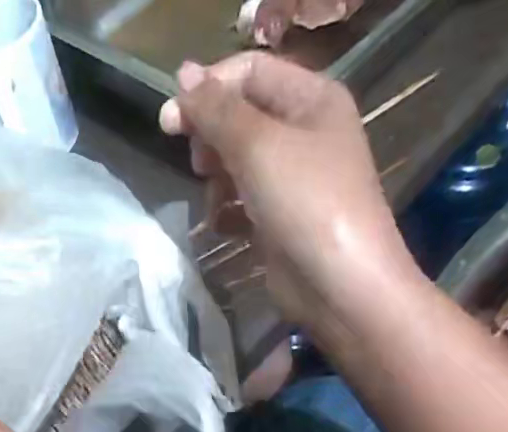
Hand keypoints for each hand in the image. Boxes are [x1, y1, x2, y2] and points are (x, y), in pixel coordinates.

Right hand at [159, 53, 425, 331]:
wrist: (338, 283)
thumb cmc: (305, 203)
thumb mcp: (257, 146)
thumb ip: (216, 111)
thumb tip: (182, 76)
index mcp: (311, 99)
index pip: (248, 72)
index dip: (207, 90)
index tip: (169, 123)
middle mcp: (304, 132)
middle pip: (239, 117)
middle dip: (211, 139)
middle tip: (199, 165)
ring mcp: (292, 179)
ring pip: (236, 162)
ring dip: (216, 180)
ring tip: (215, 201)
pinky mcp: (279, 219)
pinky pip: (241, 202)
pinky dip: (226, 212)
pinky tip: (223, 226)